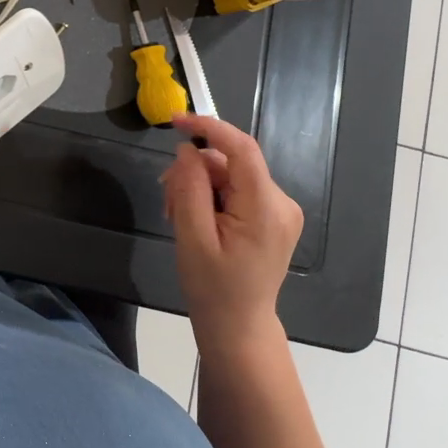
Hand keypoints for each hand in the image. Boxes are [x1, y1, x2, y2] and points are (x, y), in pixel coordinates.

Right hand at [161, 114, 302, 353]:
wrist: (237, 326)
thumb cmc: (212, 288)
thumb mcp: (192, 237)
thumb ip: (190, 189)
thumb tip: (188, 150)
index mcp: (265, 209)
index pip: (242, 149)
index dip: (209, 127)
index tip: (174, 120)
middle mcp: (280, 202)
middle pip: (230, 162)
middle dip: (193, 172)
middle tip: (167, 200)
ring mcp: (279, 209)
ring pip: (229, 174)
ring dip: (198, 186)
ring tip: (179, 217)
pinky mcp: (271, 216)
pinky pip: (235, 188)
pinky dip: (210, 196)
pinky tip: (195, 220)